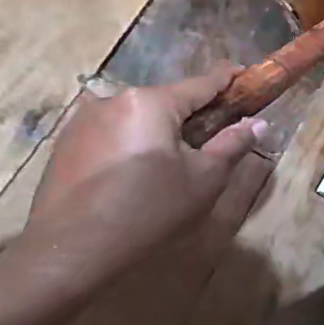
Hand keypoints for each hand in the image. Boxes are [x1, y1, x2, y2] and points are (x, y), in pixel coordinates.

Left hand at [17, 66, 264, 286]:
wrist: (71, 250)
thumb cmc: (149, 209)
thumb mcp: (204, 179)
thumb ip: (232, 145)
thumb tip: (257, 123)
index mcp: (150, 102)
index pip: (200, 83)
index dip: (228, 79)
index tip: (246, 73)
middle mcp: (113, 99)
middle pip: (167, 101)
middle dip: (193, 114)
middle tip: (216, 135)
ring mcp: (83, 120)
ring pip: (138, 117)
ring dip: (161, 130)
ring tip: (176, 161)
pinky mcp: (66, 144)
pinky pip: (114, 133)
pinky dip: (134, 143)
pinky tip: (140, 173)